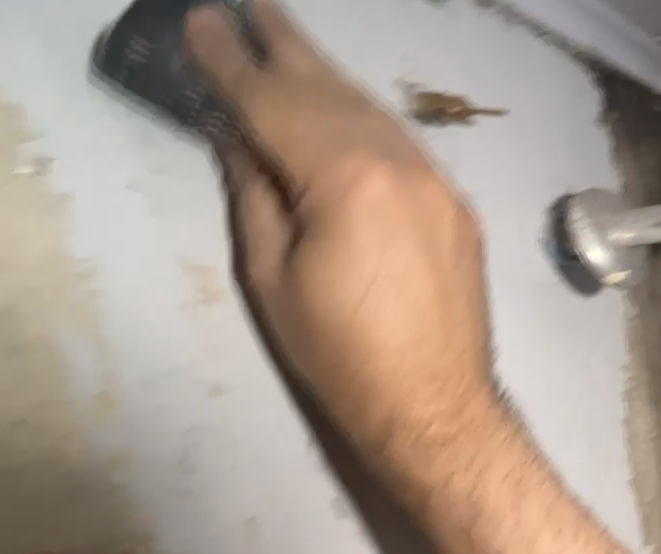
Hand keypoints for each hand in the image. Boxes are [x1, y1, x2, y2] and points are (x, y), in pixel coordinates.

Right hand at [189, 1, 498, 469]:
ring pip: (374, 116)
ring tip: (291, 47)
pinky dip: (369, 127)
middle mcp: (402, 166)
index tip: (200, 20)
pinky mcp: (460, 213)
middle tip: (249, 6)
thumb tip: (238, 133)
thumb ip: (254, 191)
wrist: (436, 408)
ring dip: (329, 82)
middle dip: (284, 48)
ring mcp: (440, 188)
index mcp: (347, 177)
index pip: (274, 101)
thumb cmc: (343, 357)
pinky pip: (406, 151)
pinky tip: (347, 118)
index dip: (231, 61)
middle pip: (331, 92)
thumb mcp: (273, 276)